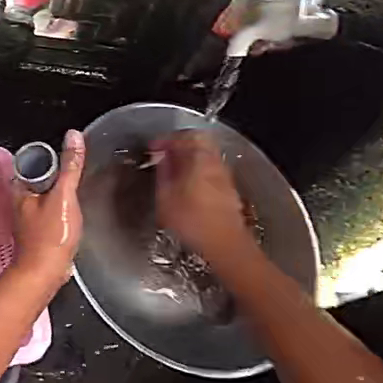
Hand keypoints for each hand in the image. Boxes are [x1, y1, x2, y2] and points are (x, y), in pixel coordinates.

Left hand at [12, 129, 86, 283]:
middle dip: (56, 176)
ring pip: (44, 196)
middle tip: (75, 175)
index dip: (52, 158)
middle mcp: (19, 202)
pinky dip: (59, 210)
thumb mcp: (65, 196)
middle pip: (40, 178)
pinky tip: (70, 215)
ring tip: (75, 194)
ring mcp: (27, 218)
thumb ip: (70, 166)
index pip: (34, 161)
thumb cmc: (50, 239)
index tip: (68, 158)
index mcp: (20, 188)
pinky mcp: (37, 232)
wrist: (45, 274)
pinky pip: (49, 212)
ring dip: (58, 194)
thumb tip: (73, 137)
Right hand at [152, 130, 257, 267]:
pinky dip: (198, 169)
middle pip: (199, 141)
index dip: (165, 140)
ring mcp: (224, 176)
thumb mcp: (166, 198)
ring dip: (190, 156)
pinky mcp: (229, 190)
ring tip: (174, 168)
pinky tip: (188, 184)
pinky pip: (211, 169)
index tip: (154, 147)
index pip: (182, 137)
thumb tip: (162, 160)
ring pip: (207, 155)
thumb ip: (163, 173)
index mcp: (199, 158)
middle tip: (165, 152)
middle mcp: (215, 162)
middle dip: (180, 143)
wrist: (226, 245)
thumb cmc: (194, 222)